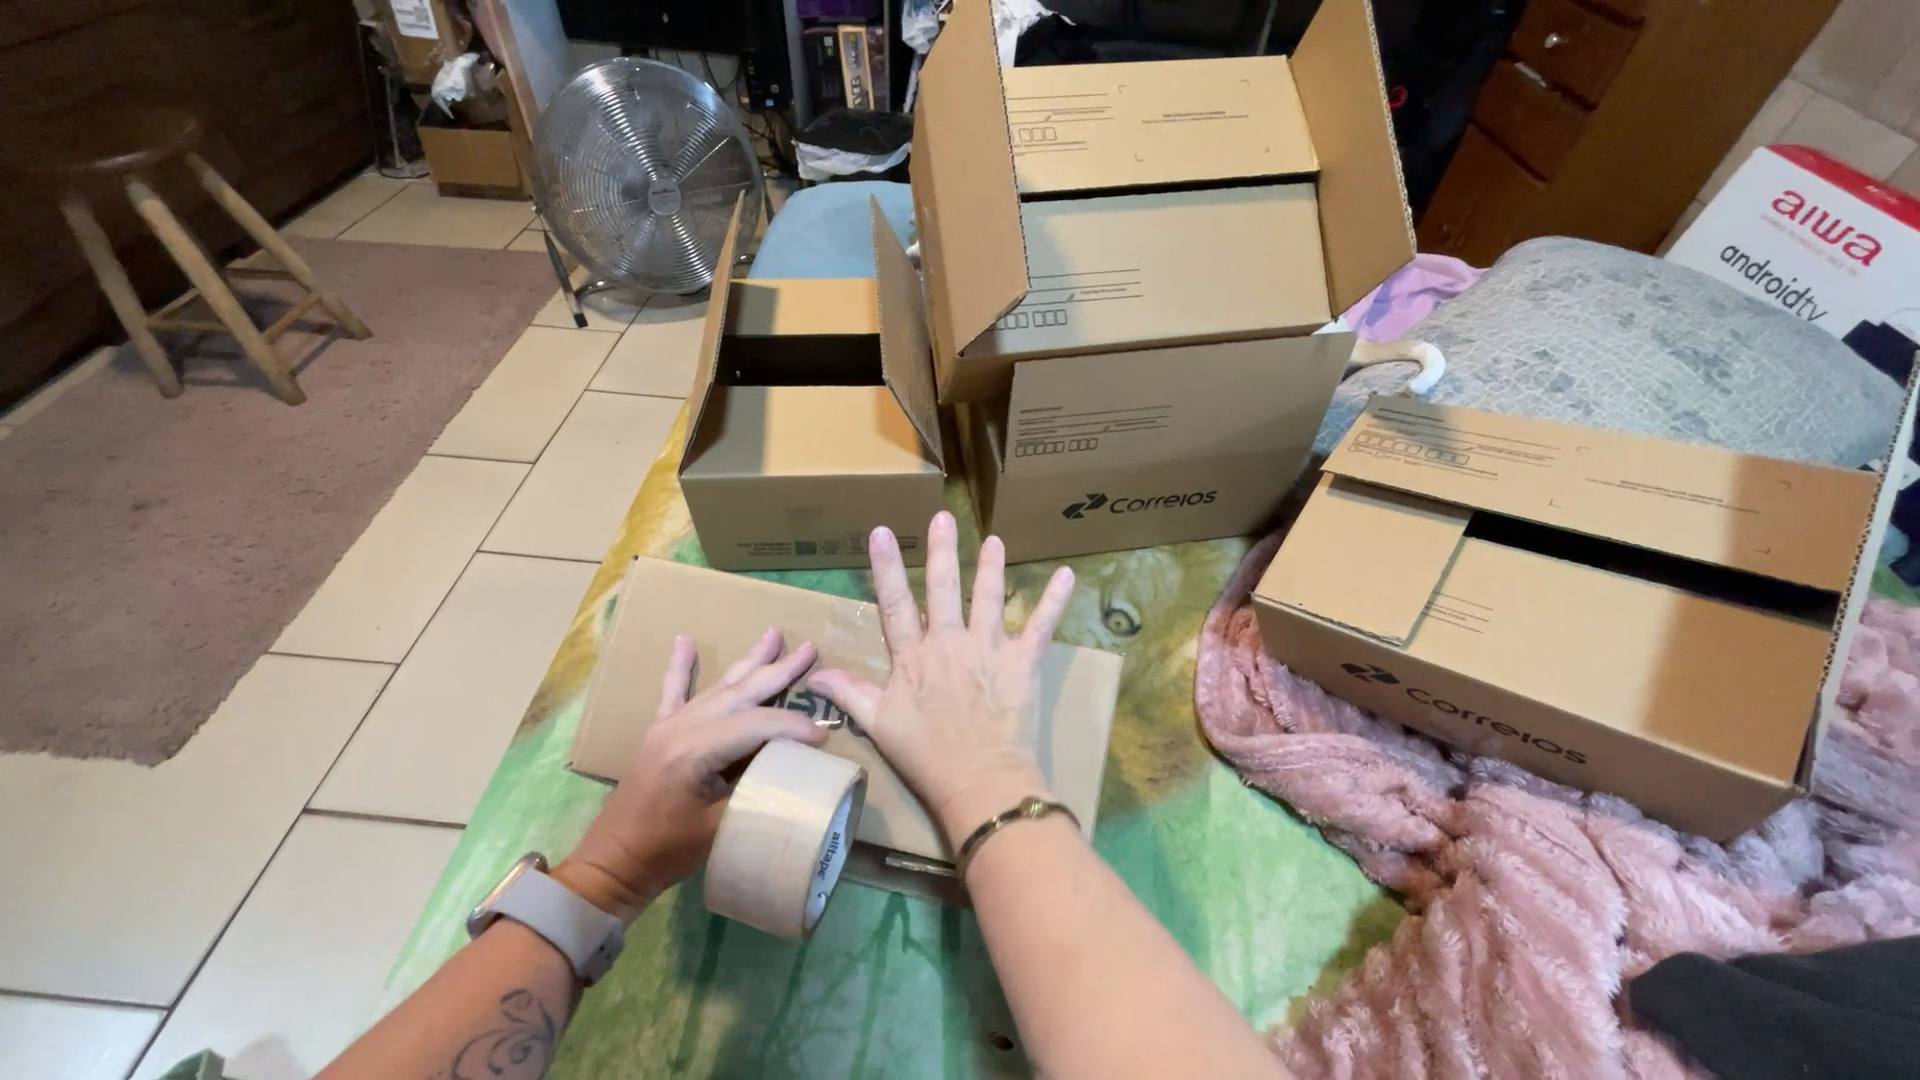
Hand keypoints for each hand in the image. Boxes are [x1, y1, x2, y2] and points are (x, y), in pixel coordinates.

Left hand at [557, 628, 827, 923]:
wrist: (613, 863)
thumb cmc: (668, 851)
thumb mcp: (722, 826)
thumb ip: (757, 790)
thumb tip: (794, 768)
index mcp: (696, 751)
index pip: (756, 724)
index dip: (793, 726)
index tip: (824, 734)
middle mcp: (682, 727)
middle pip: (741, 693)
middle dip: (779, 671)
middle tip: (809, 649)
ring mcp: (668, 725)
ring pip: (719, 686)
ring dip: (750, 660)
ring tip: (773, 634)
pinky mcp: (659, 731)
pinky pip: (673, 691)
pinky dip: (680, 665)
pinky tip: (683, 641)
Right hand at [809, 511, 1073, 846]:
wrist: (979, 780)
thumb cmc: (926, 756)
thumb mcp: (880, 725)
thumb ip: (850, 693)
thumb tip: (813, 675)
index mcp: (913, 657)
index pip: (894, 604)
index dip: (886, 567)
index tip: (882, 531)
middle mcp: (949, 643)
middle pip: (943, 588)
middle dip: (941, 551)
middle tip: (943, 518)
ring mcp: (987, 649)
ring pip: (988, 597)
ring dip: (991, 567)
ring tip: (993, 541)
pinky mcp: (1021, 661)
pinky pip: (1040, 626)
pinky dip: (1053, 600)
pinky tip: (1065, 576)